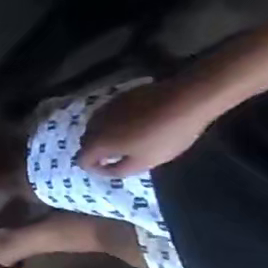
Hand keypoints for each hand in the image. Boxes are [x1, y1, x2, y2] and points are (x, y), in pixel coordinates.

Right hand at [74, 78, 218, 177]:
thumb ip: (118, 170)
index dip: (94, 168)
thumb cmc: (164, 136)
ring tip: (127, 140)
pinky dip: (115, 123)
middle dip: (97, 152)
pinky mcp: (120, 96)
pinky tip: (135, 124)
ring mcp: (107, 107)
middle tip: (119, 157)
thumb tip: (102, 170)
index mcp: (98, 142)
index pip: (82, 160)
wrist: (185, 99)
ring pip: (97, 126)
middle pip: (86, 142)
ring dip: (106, 136)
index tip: (112, 170)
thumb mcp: (144, 163)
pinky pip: (109, 115)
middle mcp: (95, 124)